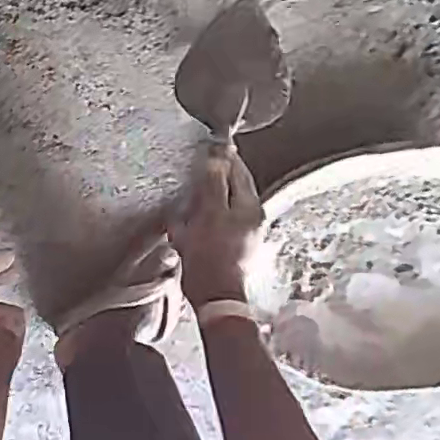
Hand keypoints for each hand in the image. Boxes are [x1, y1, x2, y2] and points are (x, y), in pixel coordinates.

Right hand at [171, 146, 262, 305]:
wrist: (215, 296)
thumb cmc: (211, 253)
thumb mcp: (209, 213)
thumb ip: (214, 183)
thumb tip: (218, 156)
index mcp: (250, 207)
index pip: (239, 170)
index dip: (225, 155)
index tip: (210, 143)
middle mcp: (251, 218)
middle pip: (232, 186)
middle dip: (215, 174)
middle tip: (196, 163)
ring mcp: (241, 233)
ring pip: (222, 203)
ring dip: (206, 194)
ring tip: (189, 189)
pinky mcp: (229, 245)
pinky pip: (215, 220)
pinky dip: (203, 213)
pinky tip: (188, 216)